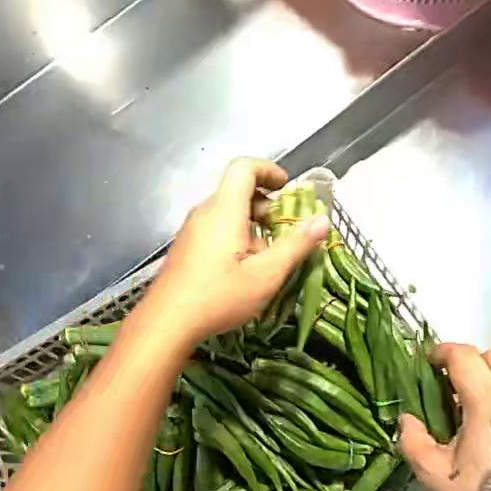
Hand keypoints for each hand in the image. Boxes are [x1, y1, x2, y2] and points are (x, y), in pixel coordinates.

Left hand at [134, 158, 328, 348]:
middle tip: (287, 232)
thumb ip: (296, 245)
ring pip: (229, 214)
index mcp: (225, 210)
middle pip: (238, 191)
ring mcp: (193, 230)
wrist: (167, 323)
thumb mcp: (266, 274)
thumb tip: (323, 220)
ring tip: (270, 258)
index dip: (269, 170)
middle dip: (267, 206)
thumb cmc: (219, 296)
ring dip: (254, 227)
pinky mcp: (188, 248)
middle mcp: (206, 212)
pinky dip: (238, 239)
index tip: (288, 189)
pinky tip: (246, 271)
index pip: (245, 167)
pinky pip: (217, 230)